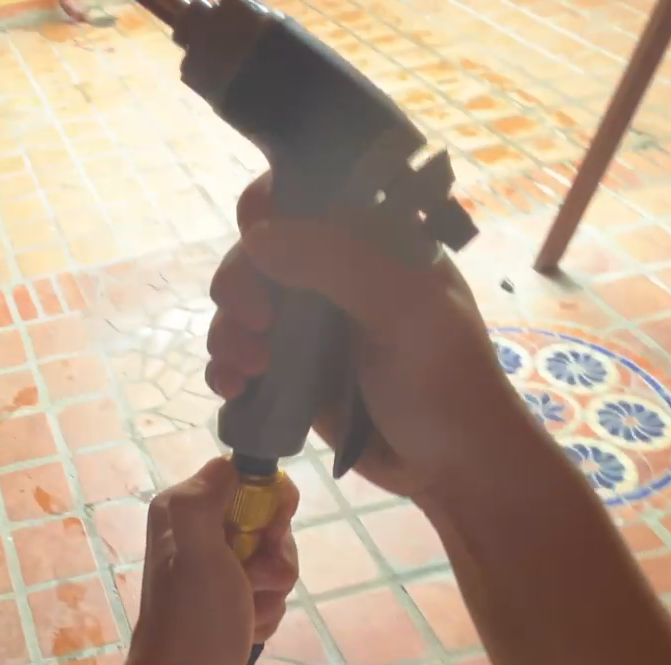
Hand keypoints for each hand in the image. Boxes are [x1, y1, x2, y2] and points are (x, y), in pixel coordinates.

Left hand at [123, 458, 298, 664]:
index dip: (268, 502)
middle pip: (268, 518)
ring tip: (245, 610)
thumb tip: (232, 462)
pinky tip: (244, 625)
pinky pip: (271, 587)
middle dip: (274, 556)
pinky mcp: (231, 591)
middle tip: (253, 580)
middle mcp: (197, 527)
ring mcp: (216, 562)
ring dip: (271, 589)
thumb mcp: (196, 549)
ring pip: (277, 556)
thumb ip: (206, 497)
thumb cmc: (192, 618)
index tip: (270, 533)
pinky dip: (264, 609)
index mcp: (184, 507)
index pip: (244, 474)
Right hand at [204, 172, 548, 498]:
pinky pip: (237, 359)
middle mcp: (330, 276)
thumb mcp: (404, 310)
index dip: (266, 212)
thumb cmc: (441, 380)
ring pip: (238, 310)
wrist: (446, 464)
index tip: (261, 250)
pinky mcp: (288, 373)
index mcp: (368, 240)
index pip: (300, 195)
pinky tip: (232, 388)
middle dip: (240, 289)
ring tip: (249, 370)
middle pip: (254, 256)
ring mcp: (305, 327)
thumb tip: (256, 238)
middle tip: (257, 325)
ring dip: (228, 335)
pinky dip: (224, 370)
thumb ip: (337, 264)